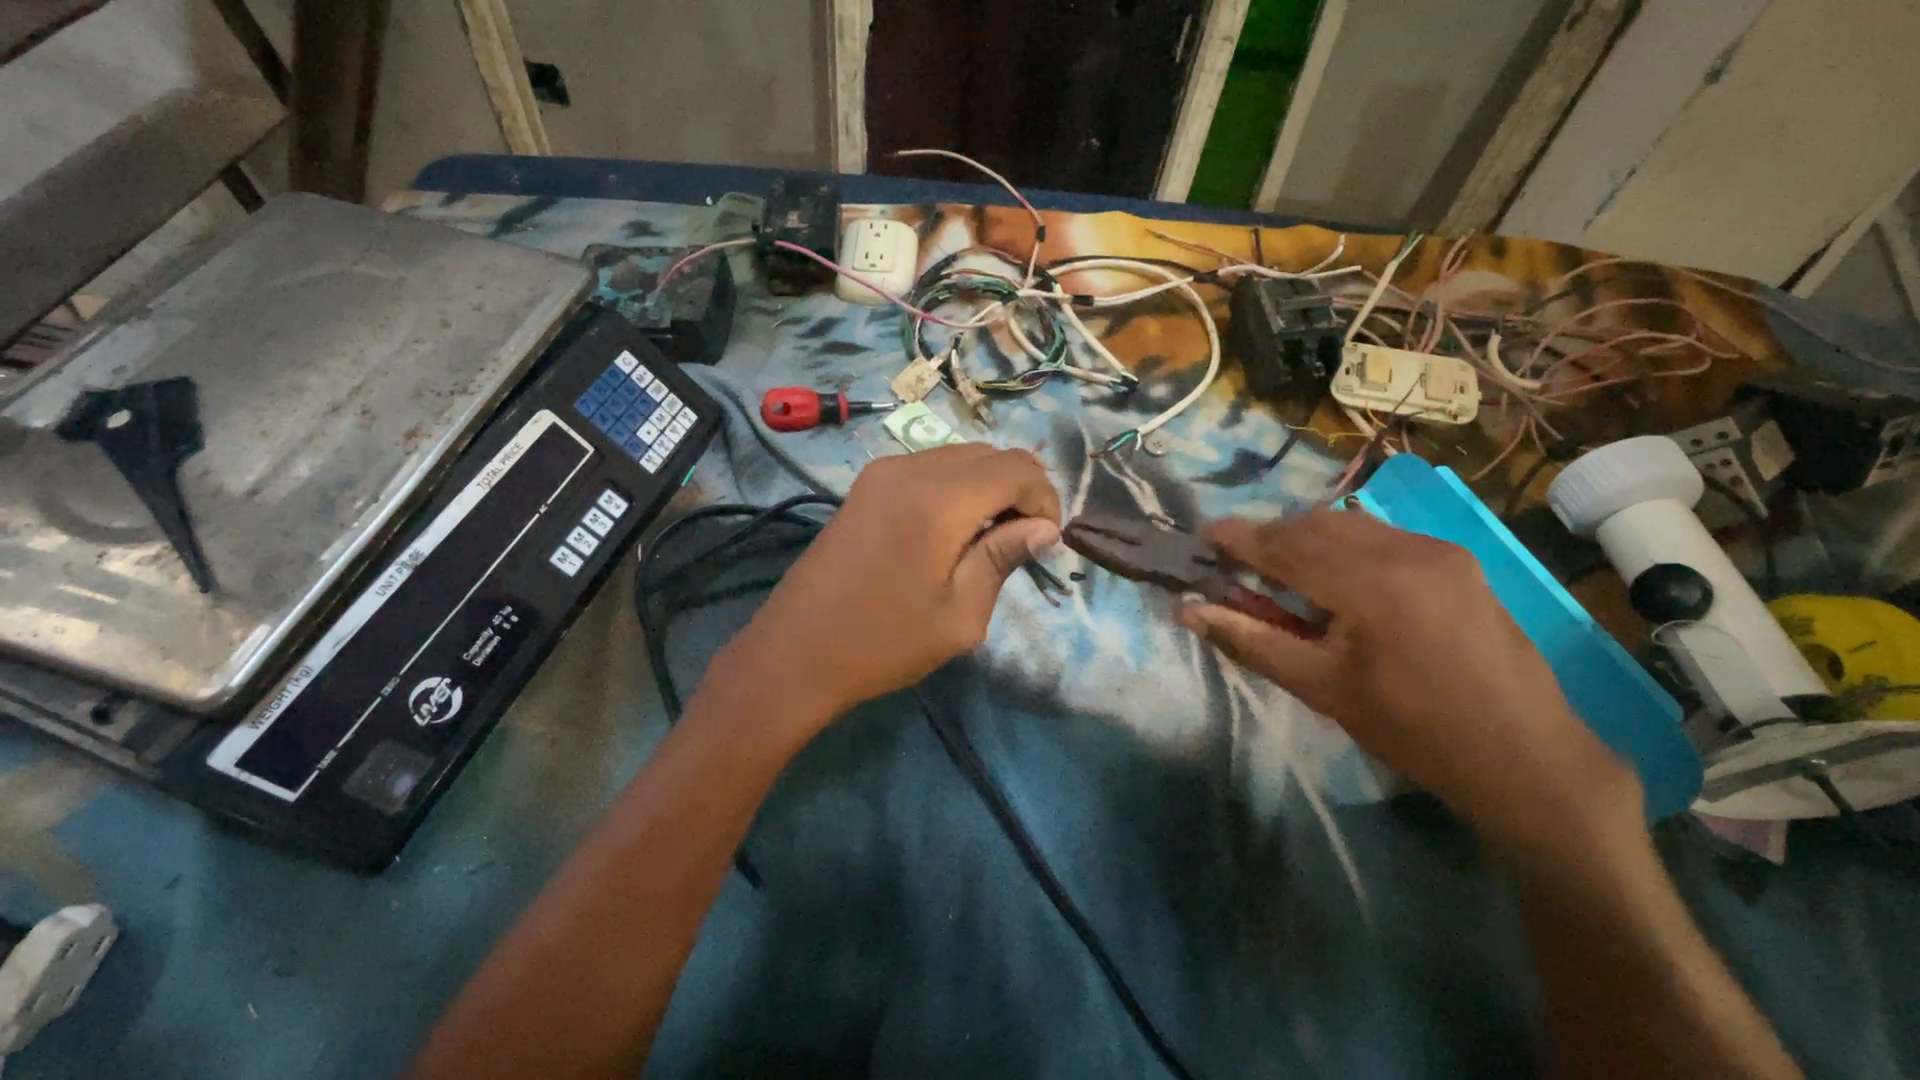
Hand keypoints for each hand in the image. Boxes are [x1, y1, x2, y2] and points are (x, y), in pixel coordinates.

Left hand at [712, 445, 1060, 728]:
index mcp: (939, 499)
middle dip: (1021, 490)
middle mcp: (911, 468)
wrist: (795, 653)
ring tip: (991, 540)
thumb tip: (1045, 528)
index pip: (1018, 470)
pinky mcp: (866, 485)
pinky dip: (957, 488)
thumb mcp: (960, 614)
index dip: (1045, 500)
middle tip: (1023, 543)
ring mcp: (883, 472)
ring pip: (961, 456)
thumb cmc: (884, 642)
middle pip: (991, 454)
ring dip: (989, 487)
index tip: (1047, 543)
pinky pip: (929, 468)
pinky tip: (953, 531)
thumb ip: (1003, 558)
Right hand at [1177, 508, 1640, 848]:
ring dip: (1309, 539)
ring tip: (1282, 573)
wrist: (1524, 757)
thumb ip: (1251, 641)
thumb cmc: (1413, 731)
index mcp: (1371, 582)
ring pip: (1353, 526)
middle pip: (1318, 524)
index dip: (1240, 539)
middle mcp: (1407, 549)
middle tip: (1238, 563)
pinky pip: (1384, 538)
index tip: (1203, 538)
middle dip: (1272, 536)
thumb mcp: (1322, 688)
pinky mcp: (1459, 563)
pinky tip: (1337, 582)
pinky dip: (1346, 548)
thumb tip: (1188, 611)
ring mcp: (1440, 551)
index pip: (1287, 544)